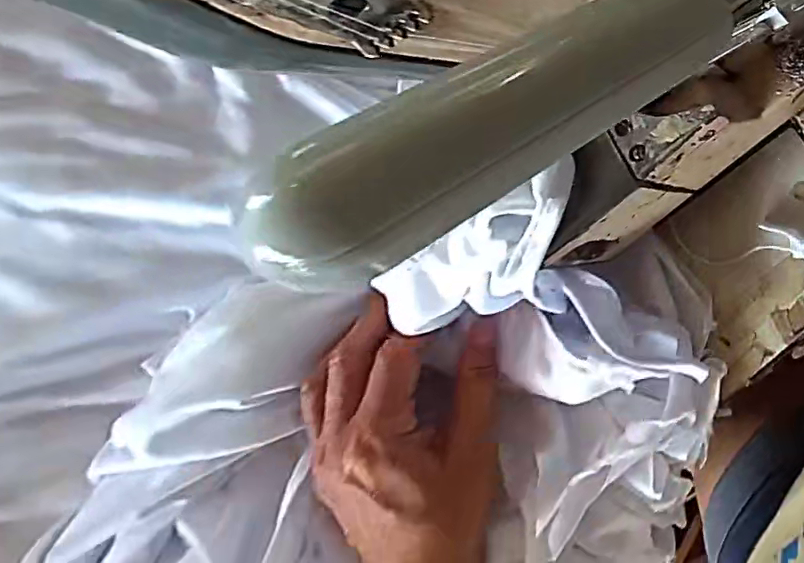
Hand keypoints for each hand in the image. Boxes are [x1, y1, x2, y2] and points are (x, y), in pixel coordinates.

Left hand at [303, 297, 500, 562]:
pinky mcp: (323, 464)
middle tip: (402, 289)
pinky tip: (360, 360)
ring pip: (322, 380)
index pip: (392, 358)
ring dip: (350, 342)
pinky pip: (317, 403)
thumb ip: (477, 383)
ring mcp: (323, 456)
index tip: (439, 295)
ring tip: (381, 316)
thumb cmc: (451, 513)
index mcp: (375, 437)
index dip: (416, 321)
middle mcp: (337, 443)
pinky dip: (336, 371)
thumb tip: (486, 326)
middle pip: (347, 361)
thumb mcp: (474, 447)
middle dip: (374, 319)